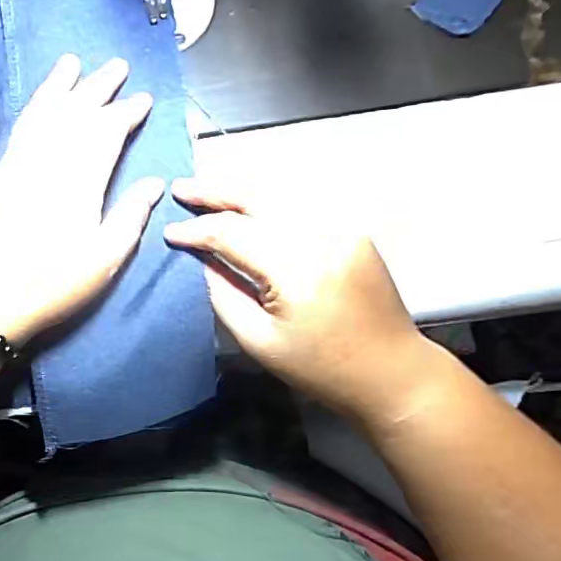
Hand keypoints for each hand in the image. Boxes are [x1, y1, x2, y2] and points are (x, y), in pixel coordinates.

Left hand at [0, 55, 165, 344]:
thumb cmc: (51, 286)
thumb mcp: (105, 259)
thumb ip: (130, 217)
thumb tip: (154, 184)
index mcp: (79, 181)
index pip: (107, 133)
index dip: (126, 113)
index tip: (143, 98)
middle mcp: (43, 162)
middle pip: (73, 115)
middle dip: (97, 88)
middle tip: (115, 66)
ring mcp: (7, 170)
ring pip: (32, 117)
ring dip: (51, 88)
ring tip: (68, 63)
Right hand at [163, 176, 433, 422]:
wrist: (390, 372)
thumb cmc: (320, 369)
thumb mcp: (259, 341)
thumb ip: (224, 294)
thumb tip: (203, 258)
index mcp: (296, 271)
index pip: (234, 234)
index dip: (198, 231)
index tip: (170, 232)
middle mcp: (322, 238)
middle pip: (259, 197)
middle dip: (216, 190)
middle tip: (181, 188)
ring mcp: (343, 229)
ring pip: (283, 193)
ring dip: (243, 188)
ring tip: (209, 189)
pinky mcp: (354, 231)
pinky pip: (306, 203)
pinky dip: (274, 197)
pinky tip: (252, 200)